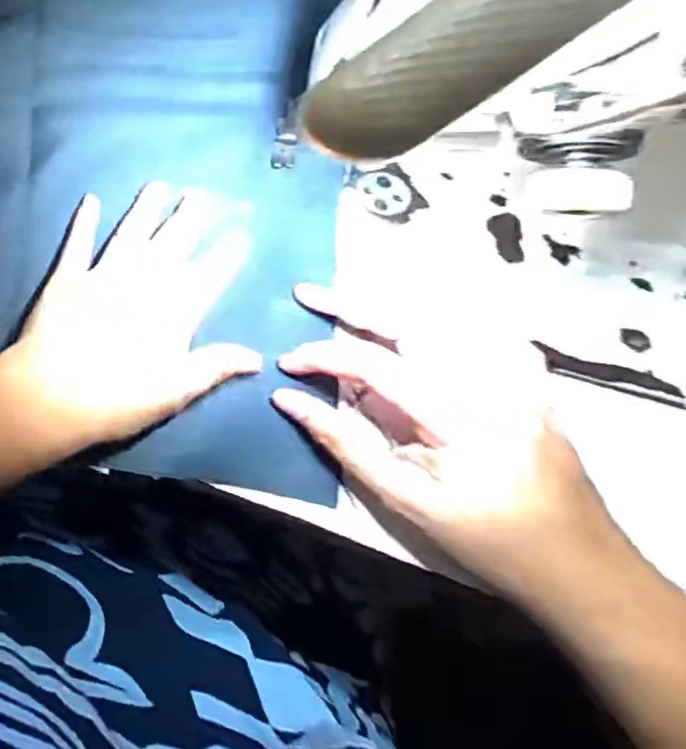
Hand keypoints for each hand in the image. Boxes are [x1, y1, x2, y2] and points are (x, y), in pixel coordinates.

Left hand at [0, 182, 259, 453]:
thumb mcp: (174, 390)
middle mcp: (141, 285)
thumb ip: (213, 367)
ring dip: (145, 209)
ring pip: (129, 234)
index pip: (210, 275)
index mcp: (174, 313)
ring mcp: (101, 277)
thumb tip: (255, 356)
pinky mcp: (64, 278)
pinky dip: (83, 221)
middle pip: (173, 244)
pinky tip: (90, 200)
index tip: (245, 228)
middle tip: (209, 191)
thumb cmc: (115, 399)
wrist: (50, 393)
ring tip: (160, 185)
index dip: (229, 251)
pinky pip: (76, 244)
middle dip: (193, 217)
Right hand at [271, 283, 625, 605]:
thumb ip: (341, 441)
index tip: (283, 364)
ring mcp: (523, 388)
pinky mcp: (531, 392)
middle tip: (305, 295)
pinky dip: (445, 326)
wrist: (583, 571)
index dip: (323, 356)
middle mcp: (498, 391)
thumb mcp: (402, 498)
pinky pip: (487, 341)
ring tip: (347, 303)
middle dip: (355, 307)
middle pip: (417, 329)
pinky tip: (417, 328)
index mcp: (465, 420)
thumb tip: (283, 397)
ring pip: (453, 327)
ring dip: (395, 311)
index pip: (377, 365)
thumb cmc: (485, 539)